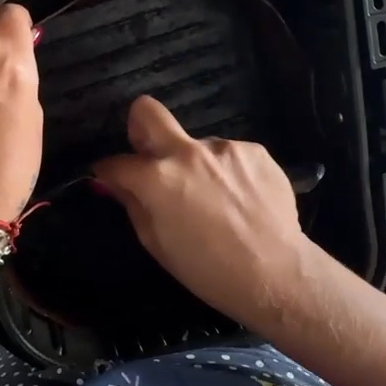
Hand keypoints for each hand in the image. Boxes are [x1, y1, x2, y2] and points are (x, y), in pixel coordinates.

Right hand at [92, 97, 315, 321]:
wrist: (275, 273)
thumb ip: (133, 205)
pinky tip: (241, 200)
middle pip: (148, 111)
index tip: (112, 178)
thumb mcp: (157, 244)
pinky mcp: (255, 150)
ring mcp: (224, 147)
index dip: (109, 171)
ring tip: (216, 201)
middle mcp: (187, 152)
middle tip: (150, 156)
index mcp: (157, 177)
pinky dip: (228, 173)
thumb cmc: (207, 270)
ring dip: (196, 165)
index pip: (116, 162)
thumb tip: (118, 183)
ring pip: (196, 146)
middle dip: (139, 127)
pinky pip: (229, 156)